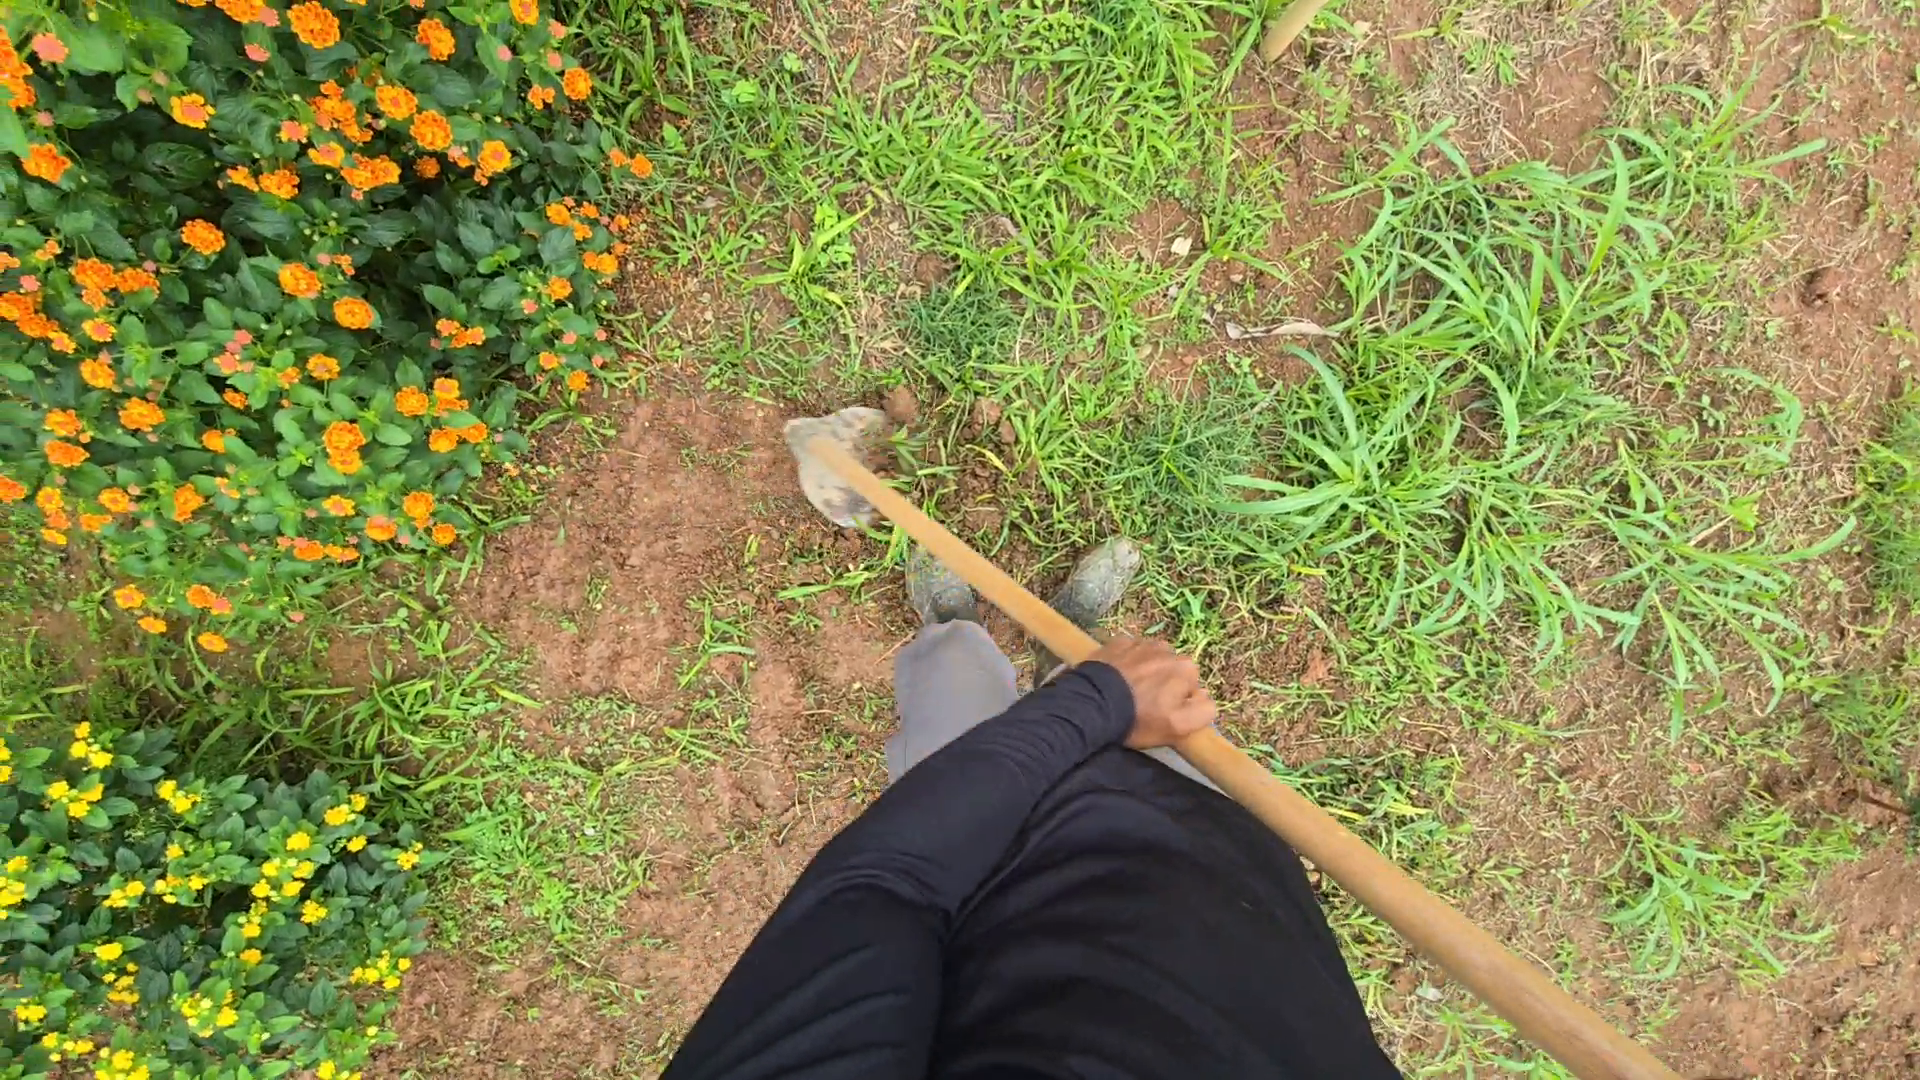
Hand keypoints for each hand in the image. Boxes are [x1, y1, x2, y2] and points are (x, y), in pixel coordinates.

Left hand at [1087, 637, 1216, 748]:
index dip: (1178, 700)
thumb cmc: (1139, 718)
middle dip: (1162, 682)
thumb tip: (1203, 695)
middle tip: (1144, 702)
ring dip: (1144, 670)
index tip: (1162, 710)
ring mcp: (1139, 642)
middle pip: (1171, 668)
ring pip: (1151, 658)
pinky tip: (1116, 677)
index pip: (1191, 684)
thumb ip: (1204, 711)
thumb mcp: (1179, 727)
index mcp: (1186, 668)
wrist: (1093, 704)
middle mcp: (1166, 648)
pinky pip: (1128, 651)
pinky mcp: (1116, 642)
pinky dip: (1125, 662)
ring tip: (1129, 689)